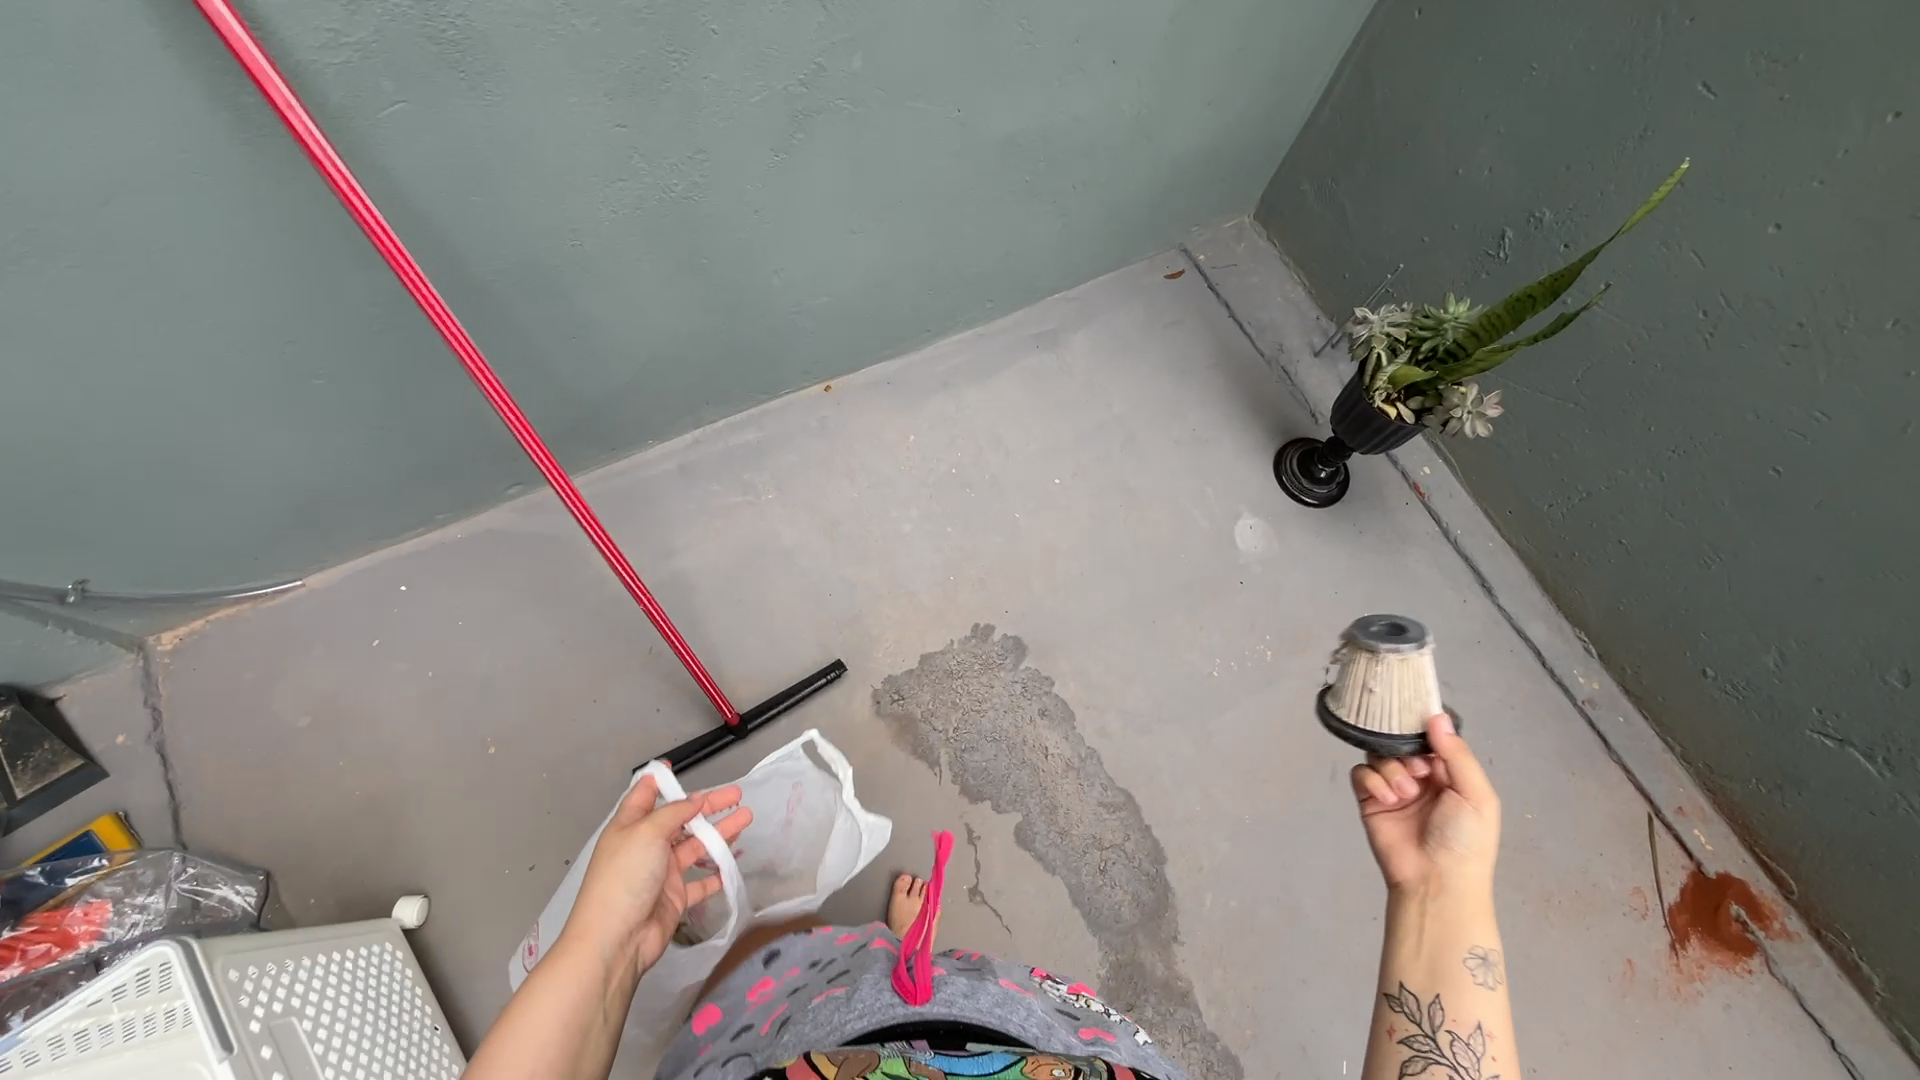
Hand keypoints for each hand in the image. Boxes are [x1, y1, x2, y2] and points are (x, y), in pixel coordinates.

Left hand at [557, 776, 752, 977]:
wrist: (616, 940)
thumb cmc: (625, 878)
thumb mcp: (647, 833)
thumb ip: (674, 813)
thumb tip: (695, 800)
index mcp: (632, 826)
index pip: (645, 796)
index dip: (660, 781)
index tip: (676, 768)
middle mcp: (647, 846)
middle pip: (681, 819)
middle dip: (708, 805)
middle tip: (737, 795)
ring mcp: (662, 872)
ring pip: (696, 846)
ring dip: (720, 833)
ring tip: (746, 820)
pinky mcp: (675, 897)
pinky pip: (701, 881)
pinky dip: (717, 873)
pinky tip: (734, 863)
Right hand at [1350, 713, 1500, 895]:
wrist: (1436, 879)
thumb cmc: (1465, 839)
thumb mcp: (1476, 796)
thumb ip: (1457, 754)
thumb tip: (1437, 715)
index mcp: (1449, 773)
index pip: (1431, 738)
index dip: (1424, 731)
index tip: (1420, 730)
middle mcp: (1420, 777)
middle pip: (1400, 743)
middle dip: (1406, 752)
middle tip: (1417, 770)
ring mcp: (1393, 787)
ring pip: (1379, 755)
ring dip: (1391, 769)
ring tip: (1404, 792)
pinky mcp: (1369, 799)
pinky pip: (1361, 773)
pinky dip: (1372, 780)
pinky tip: (1387, 798)